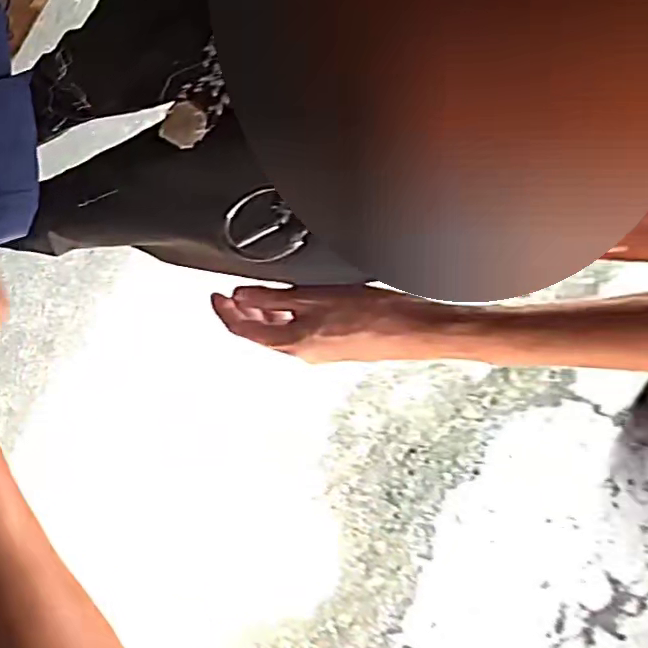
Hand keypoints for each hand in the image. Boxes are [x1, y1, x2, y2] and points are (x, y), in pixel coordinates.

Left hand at [209, 284, 459, 362]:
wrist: (431, 331)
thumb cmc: (381, 316)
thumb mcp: (312, 296)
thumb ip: (270, 296)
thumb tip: (241, 294)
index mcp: (290, 344)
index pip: (240, 328)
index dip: (223, 310)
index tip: (216, 296)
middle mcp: (303, 353)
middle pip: (257, 332)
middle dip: (243, 311)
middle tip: (236, 293)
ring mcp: (322, 353)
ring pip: (279, 332)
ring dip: (266, 313)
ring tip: (263, 294)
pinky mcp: (341, 347)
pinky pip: (302, 332)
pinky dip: (289, 316)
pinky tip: (297, 302)